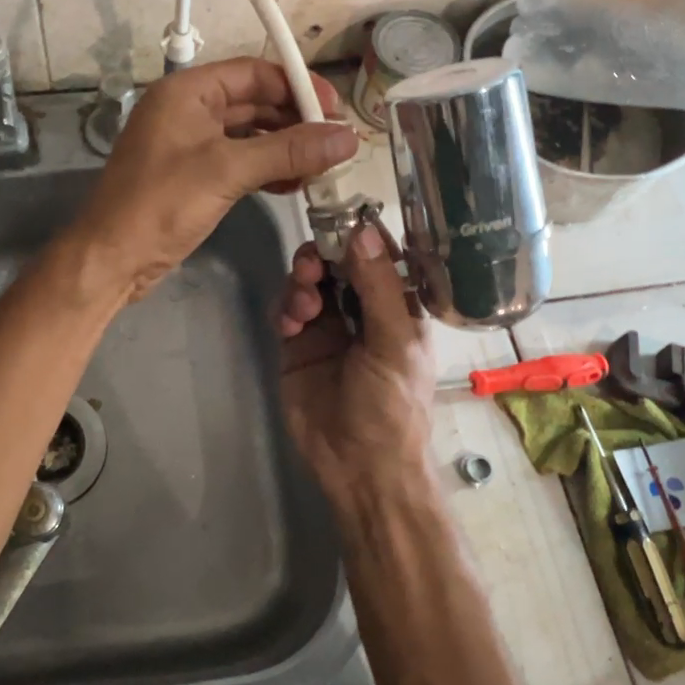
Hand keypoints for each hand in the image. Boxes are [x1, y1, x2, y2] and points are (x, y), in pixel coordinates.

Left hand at [74, 58, 357, 303]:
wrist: (112, 259)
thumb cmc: (161, 204)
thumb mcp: (227, 171)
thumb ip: (289, 151)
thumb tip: (348, 137)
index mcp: (186, 92)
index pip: (254, 72)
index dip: (297, 86)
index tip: (335, 110)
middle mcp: (187, 110)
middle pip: (254, 102)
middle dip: (296, 120)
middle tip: (337, 142)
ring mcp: (188, 145)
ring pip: (249, 134)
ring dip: (285, 148)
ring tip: (323, 167)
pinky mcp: (191, 177)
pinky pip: (238, 162)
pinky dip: (266, 169)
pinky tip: (294, 184)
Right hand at [278, 228, 435, 503]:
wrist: (360, 467)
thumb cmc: (392, 406)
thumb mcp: (394, 342)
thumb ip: (378, 286)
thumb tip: (362, 230)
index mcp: (398, 308)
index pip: (379, 257)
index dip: (359, 236)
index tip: (338, 218)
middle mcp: (362, 312)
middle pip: (338, 264)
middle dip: (323, 257)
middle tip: (313, 266)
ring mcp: (327, 330)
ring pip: (310, 283)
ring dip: (303, 283)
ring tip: (304, 305)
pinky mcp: (297, 348)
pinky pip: (287, 311)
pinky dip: (286, 307)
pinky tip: (292, 322)